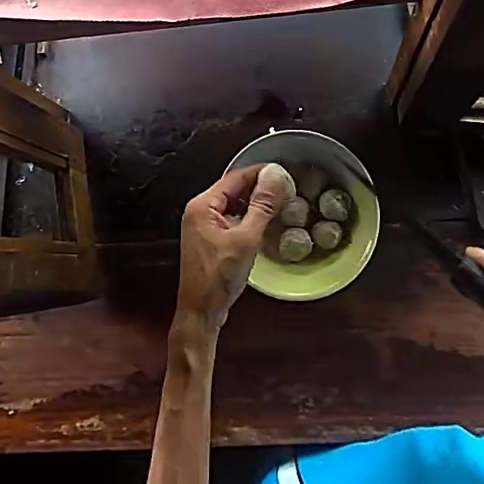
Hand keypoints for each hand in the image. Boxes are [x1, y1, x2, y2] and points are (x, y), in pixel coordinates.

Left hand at [176, 165, 292, 332]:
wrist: (201, 312)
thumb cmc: (219, 277)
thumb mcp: (246, 239)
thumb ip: (262, 207)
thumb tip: (275, 179)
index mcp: (202, 206)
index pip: (234, 178)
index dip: (259, 173)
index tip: (282, 171)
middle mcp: (198, 211)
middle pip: (232, 189)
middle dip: (257, 187)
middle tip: (284, 187)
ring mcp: (202, 226)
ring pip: (232, 204)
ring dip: (253, 202)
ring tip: (278, 202)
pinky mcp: (208, 239)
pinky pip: (229, 218)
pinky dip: (246, 216)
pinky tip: (262, 221)